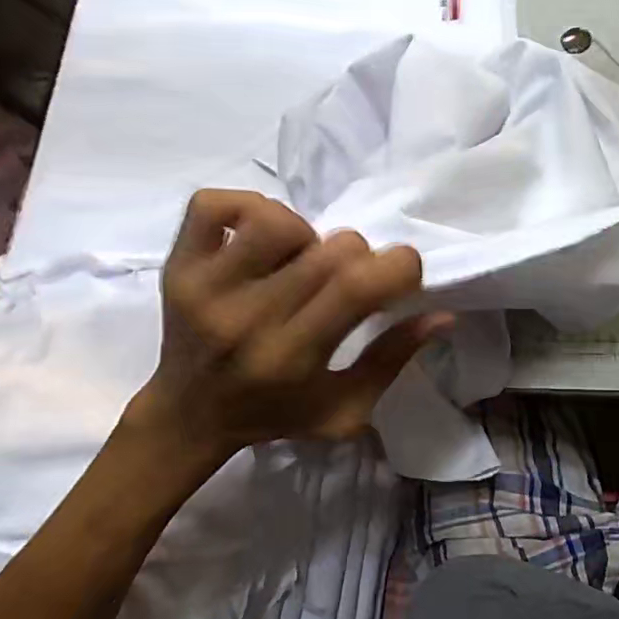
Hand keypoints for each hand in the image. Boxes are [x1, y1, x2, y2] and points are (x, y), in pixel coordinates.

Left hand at [123, 190, 447, 472]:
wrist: (189, 414)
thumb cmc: (274, 414)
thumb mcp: (344, 410)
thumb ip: (392, 361)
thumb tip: (442, 314)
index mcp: (290, 357)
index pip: (356, 286)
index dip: (398, 266)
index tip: (400, 275)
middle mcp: (245, 319)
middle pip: (327, 250)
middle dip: (357, 255)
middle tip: (344, 279)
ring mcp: (204, 287)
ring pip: (276, 219)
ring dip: (305, 233)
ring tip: (299, 260)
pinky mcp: (176, 265)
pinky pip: (213, 203)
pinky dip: (248, 207)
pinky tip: (261, 238)